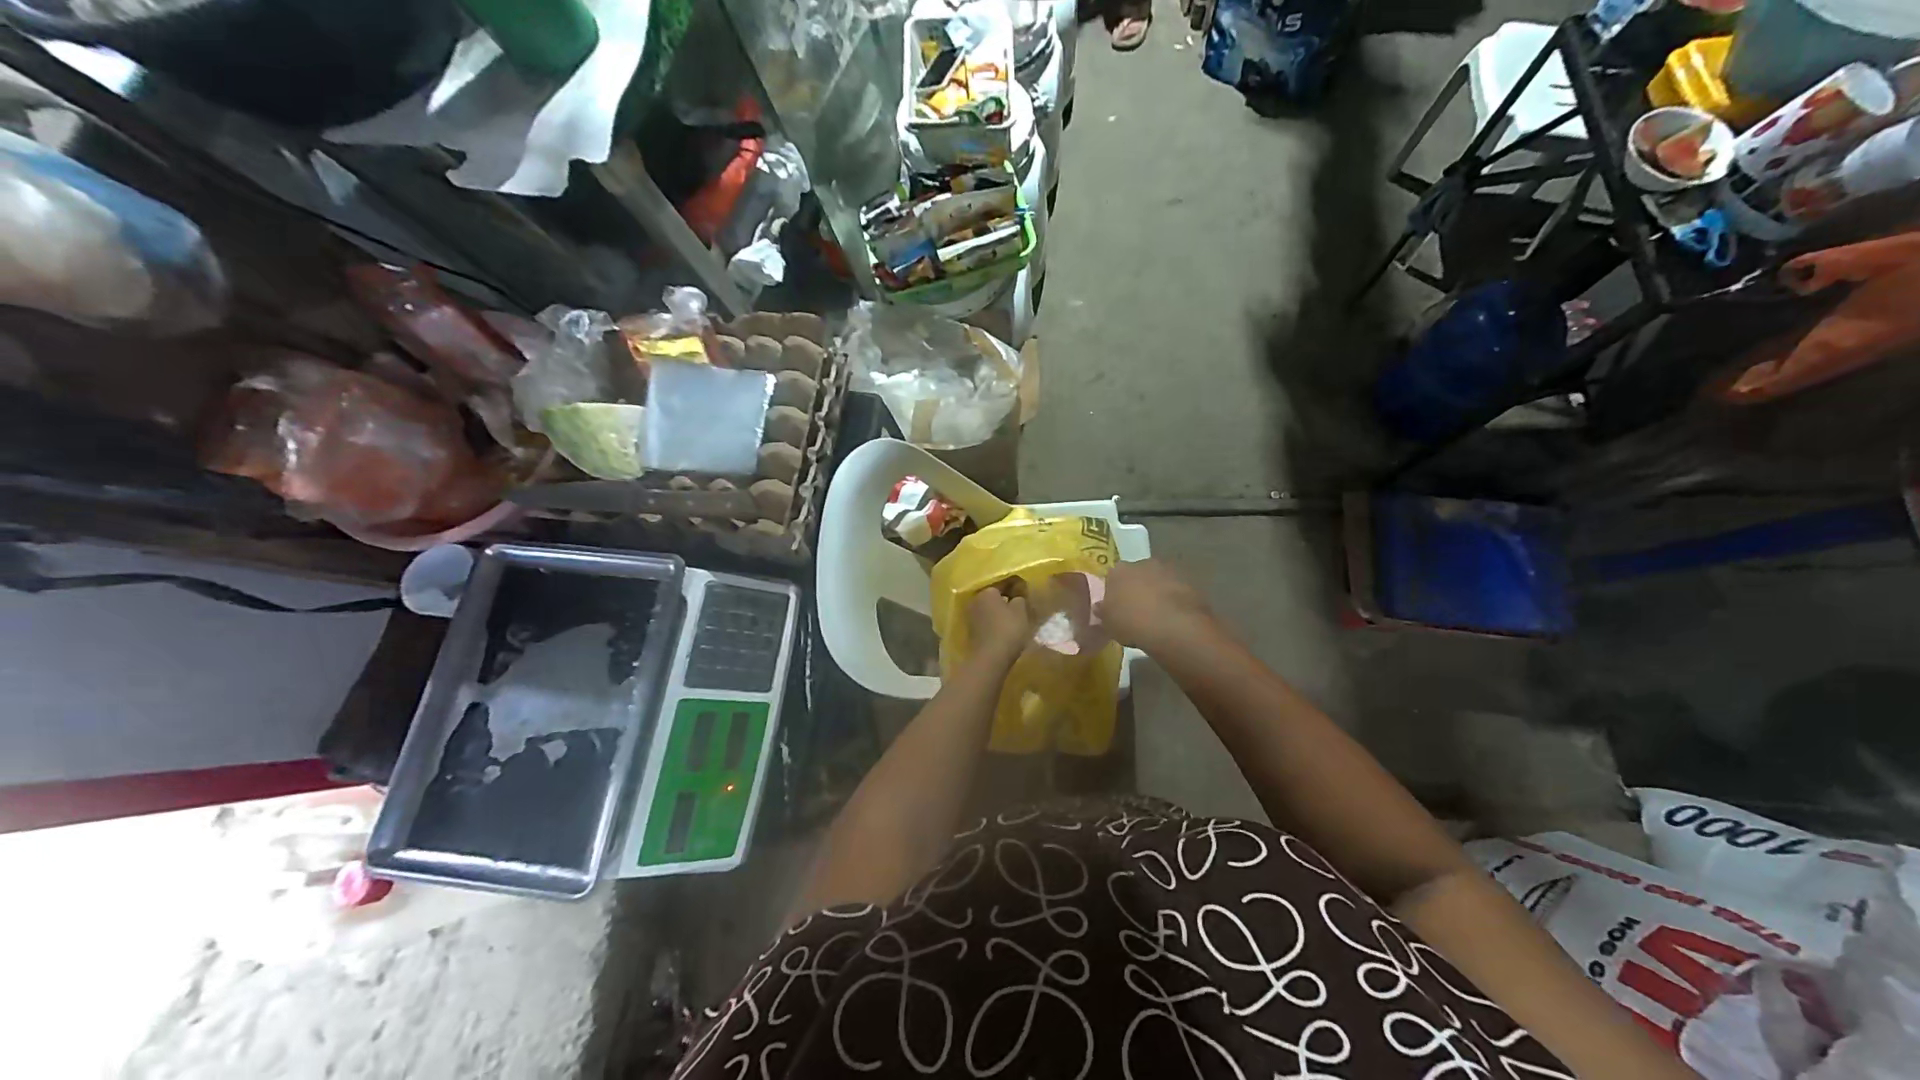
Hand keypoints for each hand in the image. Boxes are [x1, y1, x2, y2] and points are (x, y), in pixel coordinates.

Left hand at [966, 584, 1031, 664]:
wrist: (989, 659)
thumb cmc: (1007, 630)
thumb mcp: (1020, 611)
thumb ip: (1020, 598)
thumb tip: (1016, 595)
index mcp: (986, 591)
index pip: (1002, 582)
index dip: (1016, 585)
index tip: (1026, 591)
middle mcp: (975, 600)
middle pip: (993, 595)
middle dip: (1006, 598)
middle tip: (1021, 604)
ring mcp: (970, 616)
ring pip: (989, 608)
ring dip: (999, 611)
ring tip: (1014, 617)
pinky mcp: (971, 631)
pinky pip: (986, 620)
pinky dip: (994, 622)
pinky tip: (1004, 627)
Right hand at [1097, 559, 1214, 650]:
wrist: (1174, 626)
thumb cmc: (1132, 623)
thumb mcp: (1108, 624)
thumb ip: (1103, 613)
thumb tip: (1100, 607)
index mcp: (1118, 570)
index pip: (1113, 577)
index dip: (1115, 592)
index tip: (1117, 607)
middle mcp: (1142, 563)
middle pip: (1137, 574)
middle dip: (1137, 588)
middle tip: (1137, 610)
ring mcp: (1168, 570)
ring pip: (1159, 580)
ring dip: (1158, 592)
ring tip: (1158, 616)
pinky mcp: (1190, 581)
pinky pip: (1177, 590)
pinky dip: (1175, 600)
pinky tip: (1174, 618)